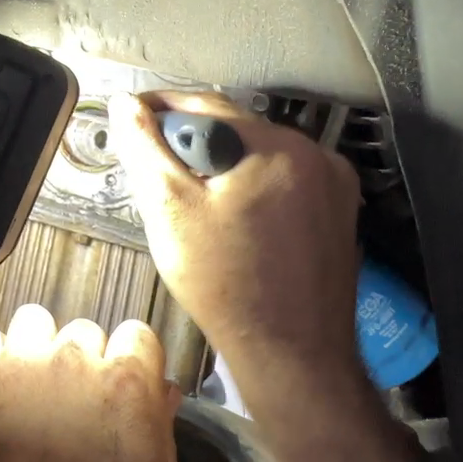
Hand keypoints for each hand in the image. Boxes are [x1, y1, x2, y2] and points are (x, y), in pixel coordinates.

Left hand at [0, 304, 179, 461]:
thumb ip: (158, 421)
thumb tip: (165, 390)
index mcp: (125, 382)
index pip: (137, 334)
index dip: (131, 360)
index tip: (124, 380)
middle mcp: (74, 357)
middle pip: (84, 331)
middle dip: (84, 360)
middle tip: (78, 398)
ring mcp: (23, 360)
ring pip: (34, 320)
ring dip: (37, 345)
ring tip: (36, 382)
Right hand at [106, 91, 361, 372]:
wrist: (294, 358)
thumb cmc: (226, 283)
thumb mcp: (169, 207)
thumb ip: (144, 146)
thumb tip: (124, 103)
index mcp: (278, 147)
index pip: (203, 103)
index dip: (159, 111)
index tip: (131, 125)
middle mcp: (316, 154)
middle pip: (232, 126)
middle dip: (189, 142)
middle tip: (155, 171)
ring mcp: (333, 184)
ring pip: (254, 152)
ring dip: (218, 162)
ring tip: (188, 198)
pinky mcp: (338, 211)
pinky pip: (279, 177)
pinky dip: (248, 183)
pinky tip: (227, 216)